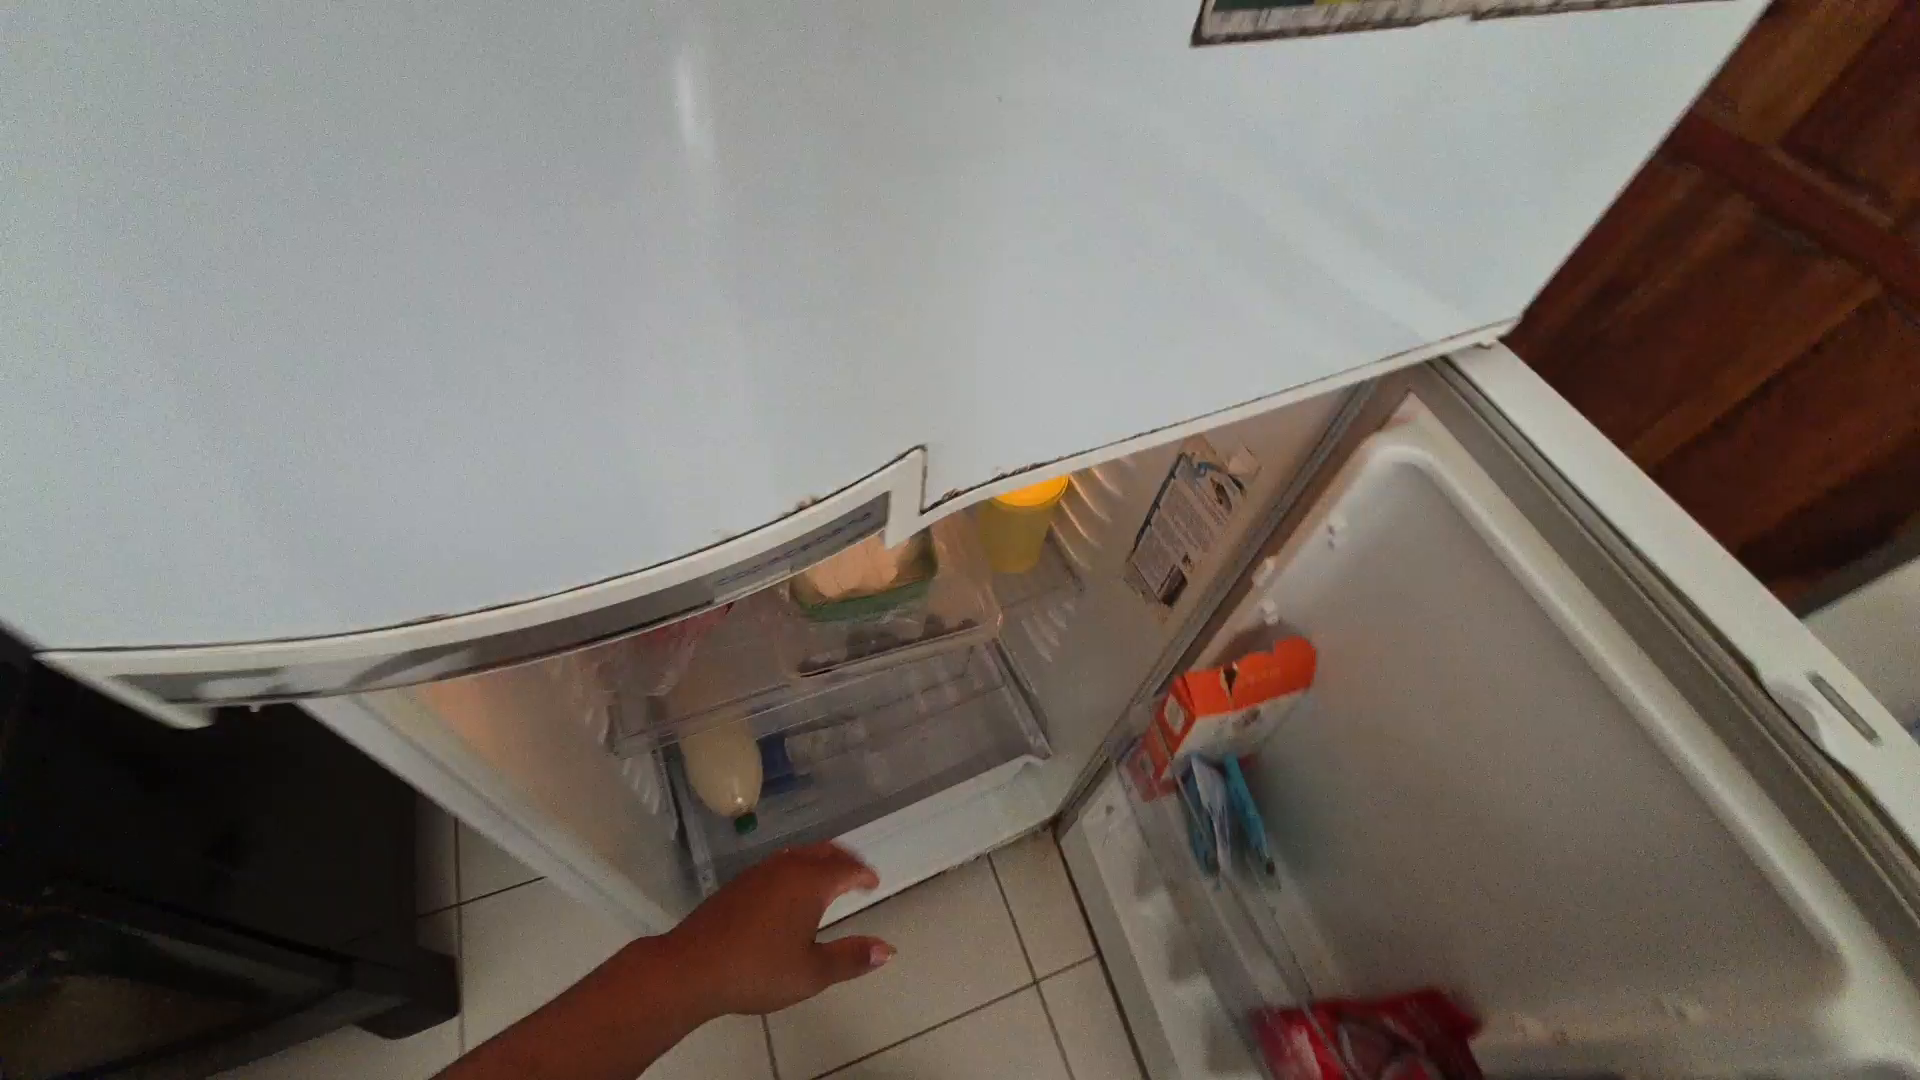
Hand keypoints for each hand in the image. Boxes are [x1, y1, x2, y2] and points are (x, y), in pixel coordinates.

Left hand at [663, 842, 895, 1016]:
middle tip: (857, 876)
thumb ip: (851, 958)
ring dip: (820, 862)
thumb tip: (888, 949)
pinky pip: (781, 863)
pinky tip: (790, 893)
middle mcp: (789, 866)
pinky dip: (798, 869)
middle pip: (825, 852)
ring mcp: (761, 871)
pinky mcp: (740, 882)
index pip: (848, 868)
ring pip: (800, 854)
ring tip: (828, 881)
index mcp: (811, 882)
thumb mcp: (812, 972)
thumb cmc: (758, 969)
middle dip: (845, 861)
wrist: (691, 967)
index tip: (873, 884)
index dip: (864, 875)